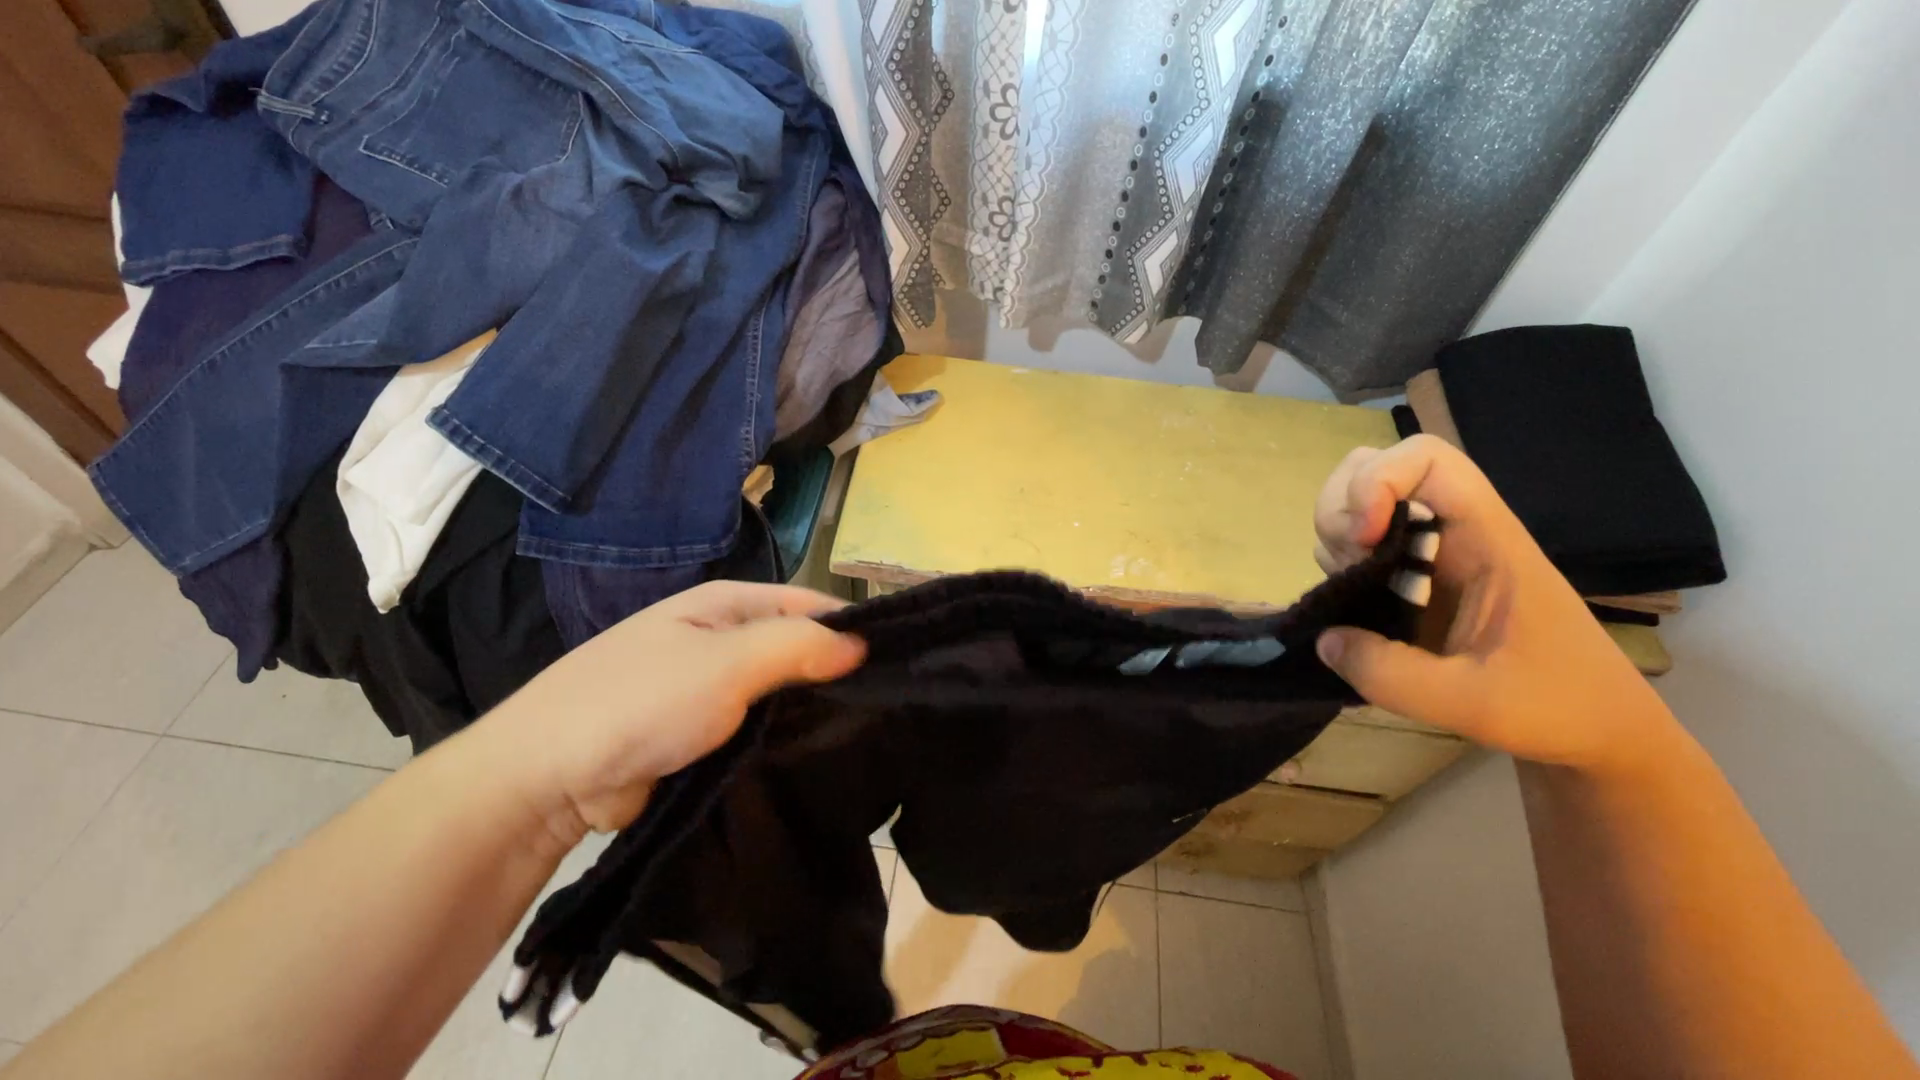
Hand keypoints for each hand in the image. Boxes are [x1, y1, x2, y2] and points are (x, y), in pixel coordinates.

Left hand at [479, 582, 865, 844]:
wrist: (549, 777)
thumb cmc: (640, 702)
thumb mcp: (727, 663)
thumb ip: (797, 646)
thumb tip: (862, 642)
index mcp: (724, 604)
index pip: (810, 604)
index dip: (853, 628)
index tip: (901, 663)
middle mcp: (718, 638)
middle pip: (794, 648)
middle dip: (835, 673)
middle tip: (891, 708)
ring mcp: (705, 687)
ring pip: (776, 693)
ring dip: (809, 711)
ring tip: (865, 736)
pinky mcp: (696, 734)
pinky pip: (753, 729)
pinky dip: (779, 739)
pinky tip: (813, 758)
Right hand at [1312, 435, 1678, 774]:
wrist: (1598, 729)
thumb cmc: (1555, 707)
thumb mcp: (1472, 704)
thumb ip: (1390, 675)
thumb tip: (1325, 639)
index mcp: (1487, 541)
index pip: (1427, 459)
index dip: (1378, 480)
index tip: (1363, 541)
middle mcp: (1454, 535)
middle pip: (1379, 466)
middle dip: (1341, 507)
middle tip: (1346, 568)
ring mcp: (1432, 558)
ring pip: (1362, 506)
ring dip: (1337, 540)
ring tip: (1348, 595)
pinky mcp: (1416, 586)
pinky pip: (1361, 550)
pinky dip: (1339, 568)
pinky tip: (1351, 610)